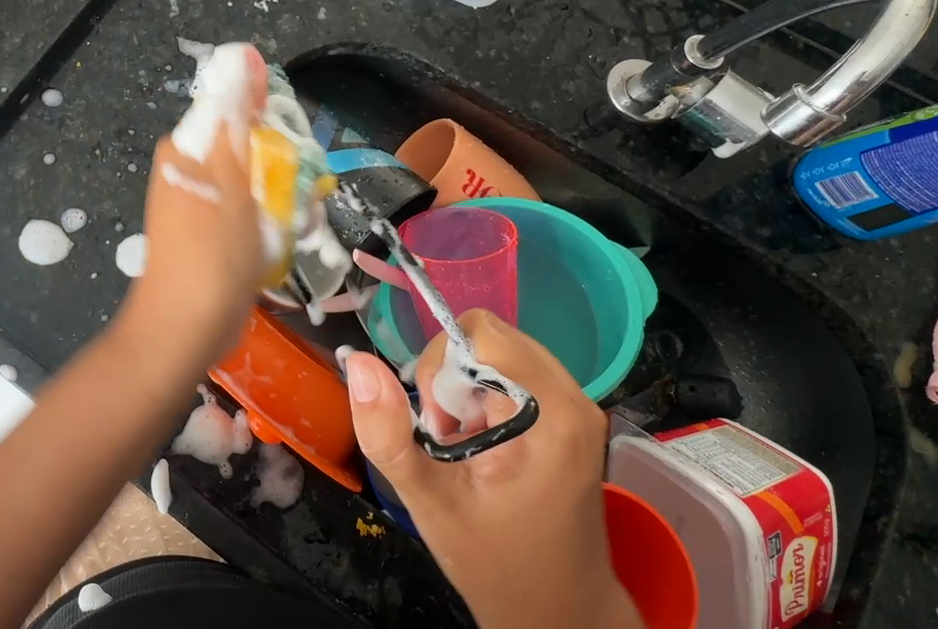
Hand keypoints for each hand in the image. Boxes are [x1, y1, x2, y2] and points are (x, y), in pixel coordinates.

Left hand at [117, 44, 269, 374]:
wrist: (185, 329)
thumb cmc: (209, 253)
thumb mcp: (230, 179)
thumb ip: (238, 119)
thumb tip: (242, 56)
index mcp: (183, 150)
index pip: (233, 111)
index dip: (270, 125)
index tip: (291, 151)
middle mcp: (187, 171)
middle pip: (249, 147)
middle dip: (280, 167)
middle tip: (296, 195)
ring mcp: (200, 205)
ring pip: (255, 182)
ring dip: (280, 199)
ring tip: (290, 225)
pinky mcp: (213, 234)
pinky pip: (250, 214)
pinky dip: (269, 225)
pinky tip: (281, 243)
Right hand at [343, 312, 640, 628]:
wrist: (560, 612)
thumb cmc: (496, 562)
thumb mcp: (429, 502)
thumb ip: (388, 434)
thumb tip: (357, 362)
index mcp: (549, 416)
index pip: (481, 337)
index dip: (442, 369)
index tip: (439, 427)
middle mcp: (574, 399)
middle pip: (490, 338)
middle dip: (452, 377)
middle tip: (449, 439)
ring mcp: (579, 407)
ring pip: (499, 351)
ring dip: (467, 386)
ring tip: (466, 445)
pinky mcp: (574, 417)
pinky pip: (515, 372)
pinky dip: (487, 395)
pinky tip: (485, 443)